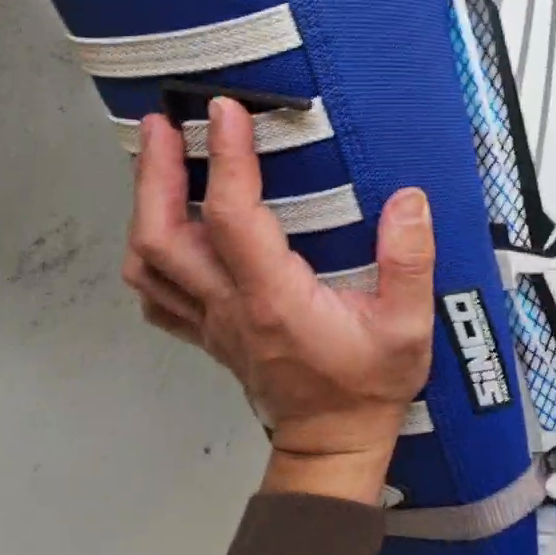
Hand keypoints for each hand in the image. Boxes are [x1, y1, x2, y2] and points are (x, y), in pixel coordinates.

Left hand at [121, 97, 436, 502]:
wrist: (336, 442)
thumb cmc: (371, 384)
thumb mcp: (409, 323)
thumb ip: (409, 260)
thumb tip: (408, 198)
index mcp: (274, 298)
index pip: (234, 216)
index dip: (226, 158)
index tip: (226, 112)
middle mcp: (230, 307)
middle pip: (163, 235)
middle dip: (156, 173)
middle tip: (164, 123)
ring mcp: (213, 323)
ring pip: (148, 263)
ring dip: (145, 205)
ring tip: (158, 161)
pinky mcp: (213, 334)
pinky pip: (157, 293)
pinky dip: (149, 254)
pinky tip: (163, 231)